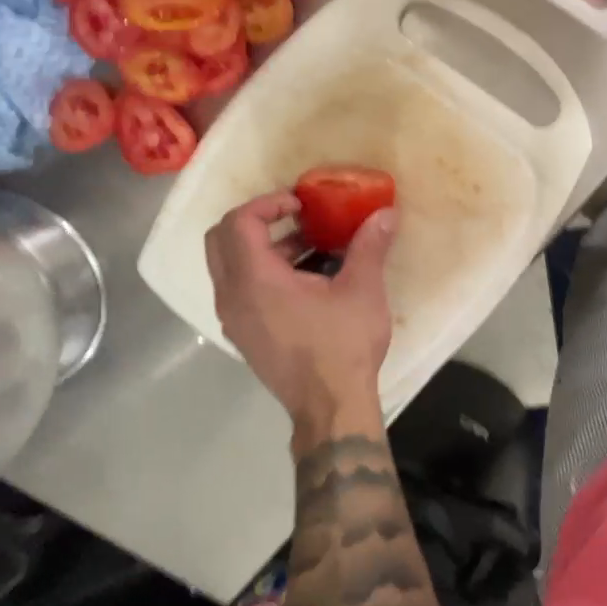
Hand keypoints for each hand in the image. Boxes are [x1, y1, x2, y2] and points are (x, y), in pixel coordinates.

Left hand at [205, 192, 397, 426]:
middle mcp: (231, 296)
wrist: (329, 403)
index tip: (304, 203)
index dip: (268, 203)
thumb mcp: (363, 289)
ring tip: (313, 248)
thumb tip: (386, 212)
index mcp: (255, 280)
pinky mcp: (245, 333)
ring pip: (230, 266)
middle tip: (298, 217)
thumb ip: (369, 246)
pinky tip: (310, 282)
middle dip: (256, 220)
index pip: (238, 223)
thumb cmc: (343, 342)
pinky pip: (241, 289)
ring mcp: (233, 318)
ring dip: (264, 247)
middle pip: (220, 241)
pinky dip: (265, 272)